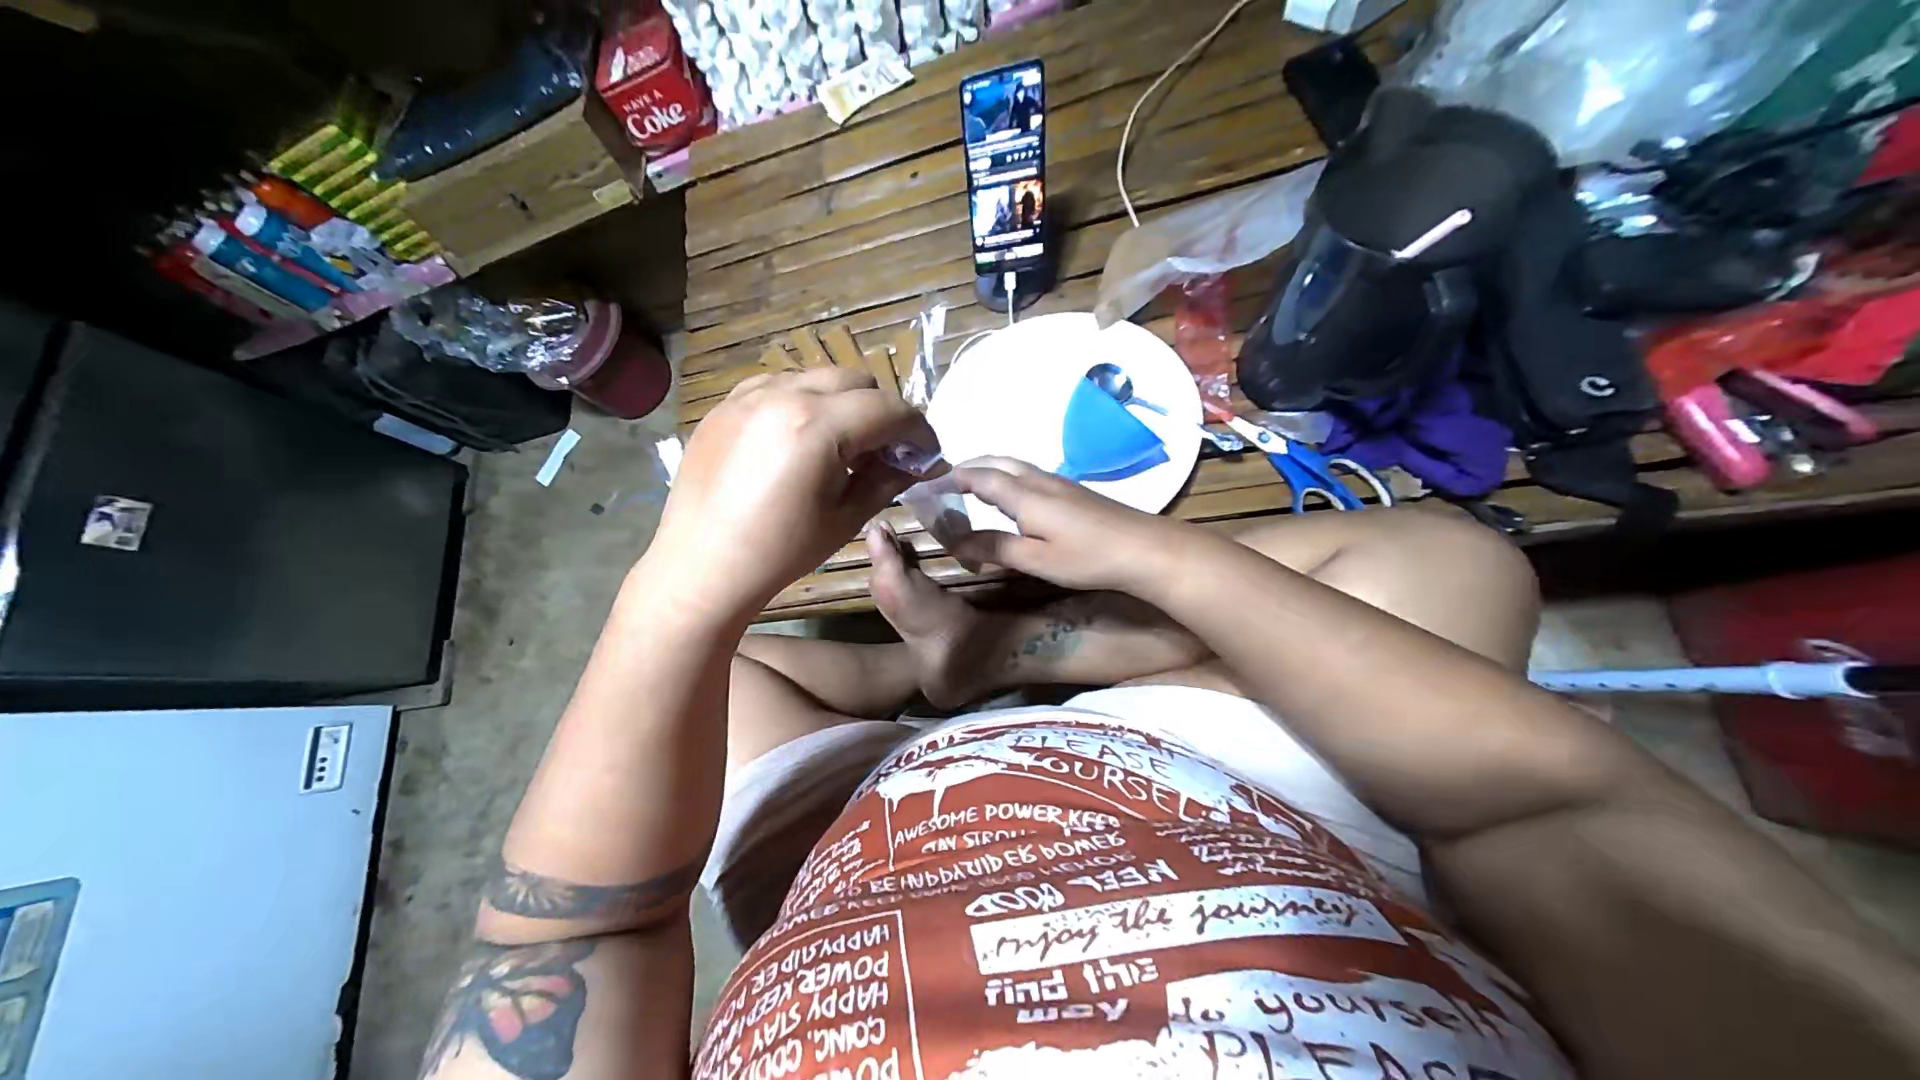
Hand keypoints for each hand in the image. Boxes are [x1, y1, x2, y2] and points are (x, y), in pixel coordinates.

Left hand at [646, 368, 937, 616]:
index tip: (926, 452)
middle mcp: (783, 395)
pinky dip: (801, 401)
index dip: (917, 429)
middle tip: (885, 450)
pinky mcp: (725, 406)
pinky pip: (777, 385)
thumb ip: (886, 479)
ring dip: (842, 402)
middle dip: (881, 411)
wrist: (702, 567)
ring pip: (816, 377)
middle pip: (855, 380)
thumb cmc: (780, 552)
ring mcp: (748, 396)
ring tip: (841, 443)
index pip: (887, 408)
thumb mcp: (845, 518)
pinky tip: (799, 436)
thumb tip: (919, 462)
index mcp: (816, 425)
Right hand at [944, 457, 1188, 593]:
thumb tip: (955, 542)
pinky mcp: (1073, 490)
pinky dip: (1007, 475)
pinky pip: (1029, 472)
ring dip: (988, 469)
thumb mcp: (1036, 560)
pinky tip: (1011, 496)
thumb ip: (995, 548)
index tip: (928, 487)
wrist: (1145, 548)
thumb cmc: (1087, 557)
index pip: (979, 477)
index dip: (951, 479)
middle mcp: (1039, 480)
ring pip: (1014, 464)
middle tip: (946, 484)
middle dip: (967, 467)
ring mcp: (1059, 482)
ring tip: (972, 486)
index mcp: (1024, 494)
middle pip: (996, 462)